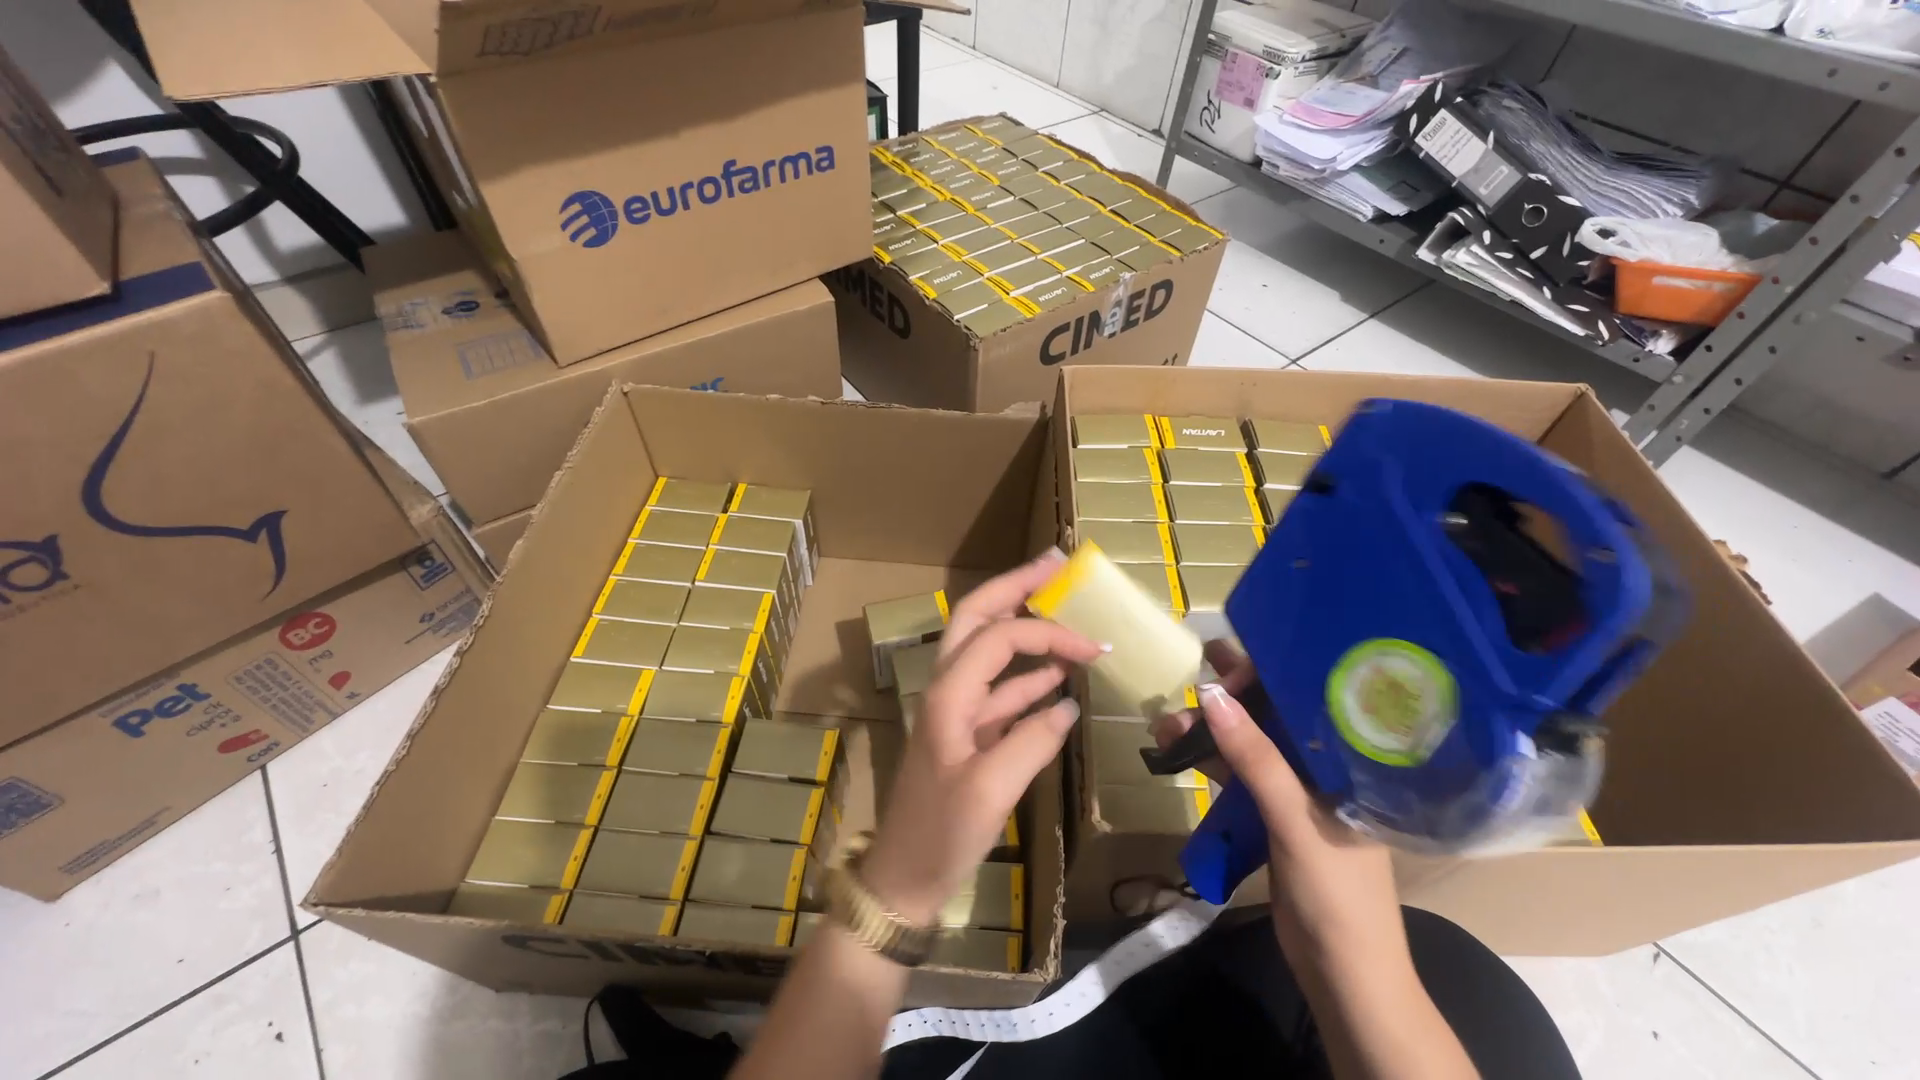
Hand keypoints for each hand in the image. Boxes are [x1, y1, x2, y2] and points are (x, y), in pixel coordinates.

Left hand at [860, 549, 1101, 924]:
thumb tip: (1068, 705)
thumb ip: (1032, 741)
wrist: (904, 879)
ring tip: (1066, 612)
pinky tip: (1059, 680)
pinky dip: (1029, 679)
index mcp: (948, 695)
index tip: (1095, 645)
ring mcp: (957, 713)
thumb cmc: (941, 834)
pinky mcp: (968, 737)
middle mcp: (948, 691)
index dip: (1047, 632)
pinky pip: (1000, 693)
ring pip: (989, 652)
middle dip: (1015, 588)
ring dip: (1025, 629)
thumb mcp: (990, 790)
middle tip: (1056, 565)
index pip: (999, 637)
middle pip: (977, 620)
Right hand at [1150, 642, 1403, 954]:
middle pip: (1272, 719)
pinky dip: (1210, 763)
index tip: (1220, 657)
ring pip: (1249, 748)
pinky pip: (1239, 777)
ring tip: (1166, 724)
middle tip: (1184, 683)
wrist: (1344, 973)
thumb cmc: (1337, 892)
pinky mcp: (1275, 818)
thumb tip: (1211, 694)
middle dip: (1228, 701)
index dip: (1264, 673)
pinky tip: (1178, 750)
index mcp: (1347, 760)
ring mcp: (1298, 794)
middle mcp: (1324, 769)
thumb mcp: (1294, 819)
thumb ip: (1255, 758)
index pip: (1304, 698)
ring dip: (1210, 734)